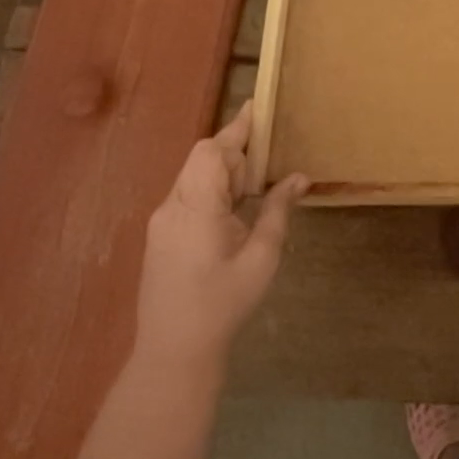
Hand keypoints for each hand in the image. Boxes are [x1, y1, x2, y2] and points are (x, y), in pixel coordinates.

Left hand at [133, 100, 308, 366]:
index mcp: (196, 208)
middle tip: (268, 158)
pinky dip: (212, 189)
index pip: (212, 152)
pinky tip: (234, 207)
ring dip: (223, 171)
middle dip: (234, 150)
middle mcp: (172, 207)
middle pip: (201, 159)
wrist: (173, 351)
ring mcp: (162, 222)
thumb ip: (277, 211)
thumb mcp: (262, 257)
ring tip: (255, 184)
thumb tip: (297, 177)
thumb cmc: (223, 303)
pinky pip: (188, 196)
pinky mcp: (160, 236)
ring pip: (193, 177)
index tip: (257, 106)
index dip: (235, 127)